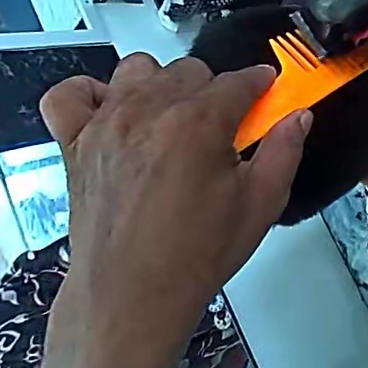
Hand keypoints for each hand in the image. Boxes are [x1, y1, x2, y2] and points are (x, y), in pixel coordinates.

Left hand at [38, 55, 309, 357]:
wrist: (132, 298)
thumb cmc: (191, 257)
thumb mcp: (260, 204)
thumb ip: (284, 151)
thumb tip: (297, 119)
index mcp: (197, 124)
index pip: (239, 80)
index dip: (260, 83)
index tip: (266, 91)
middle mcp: (148, 113)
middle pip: (191, 70)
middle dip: (215, 90)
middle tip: (225, 127)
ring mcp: (106, 125)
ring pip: (139, 69)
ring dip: (163, 84)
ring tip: (176, 118)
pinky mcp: (76, 144)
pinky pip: (71, 94)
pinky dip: (93, 94)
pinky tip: (116, 111)